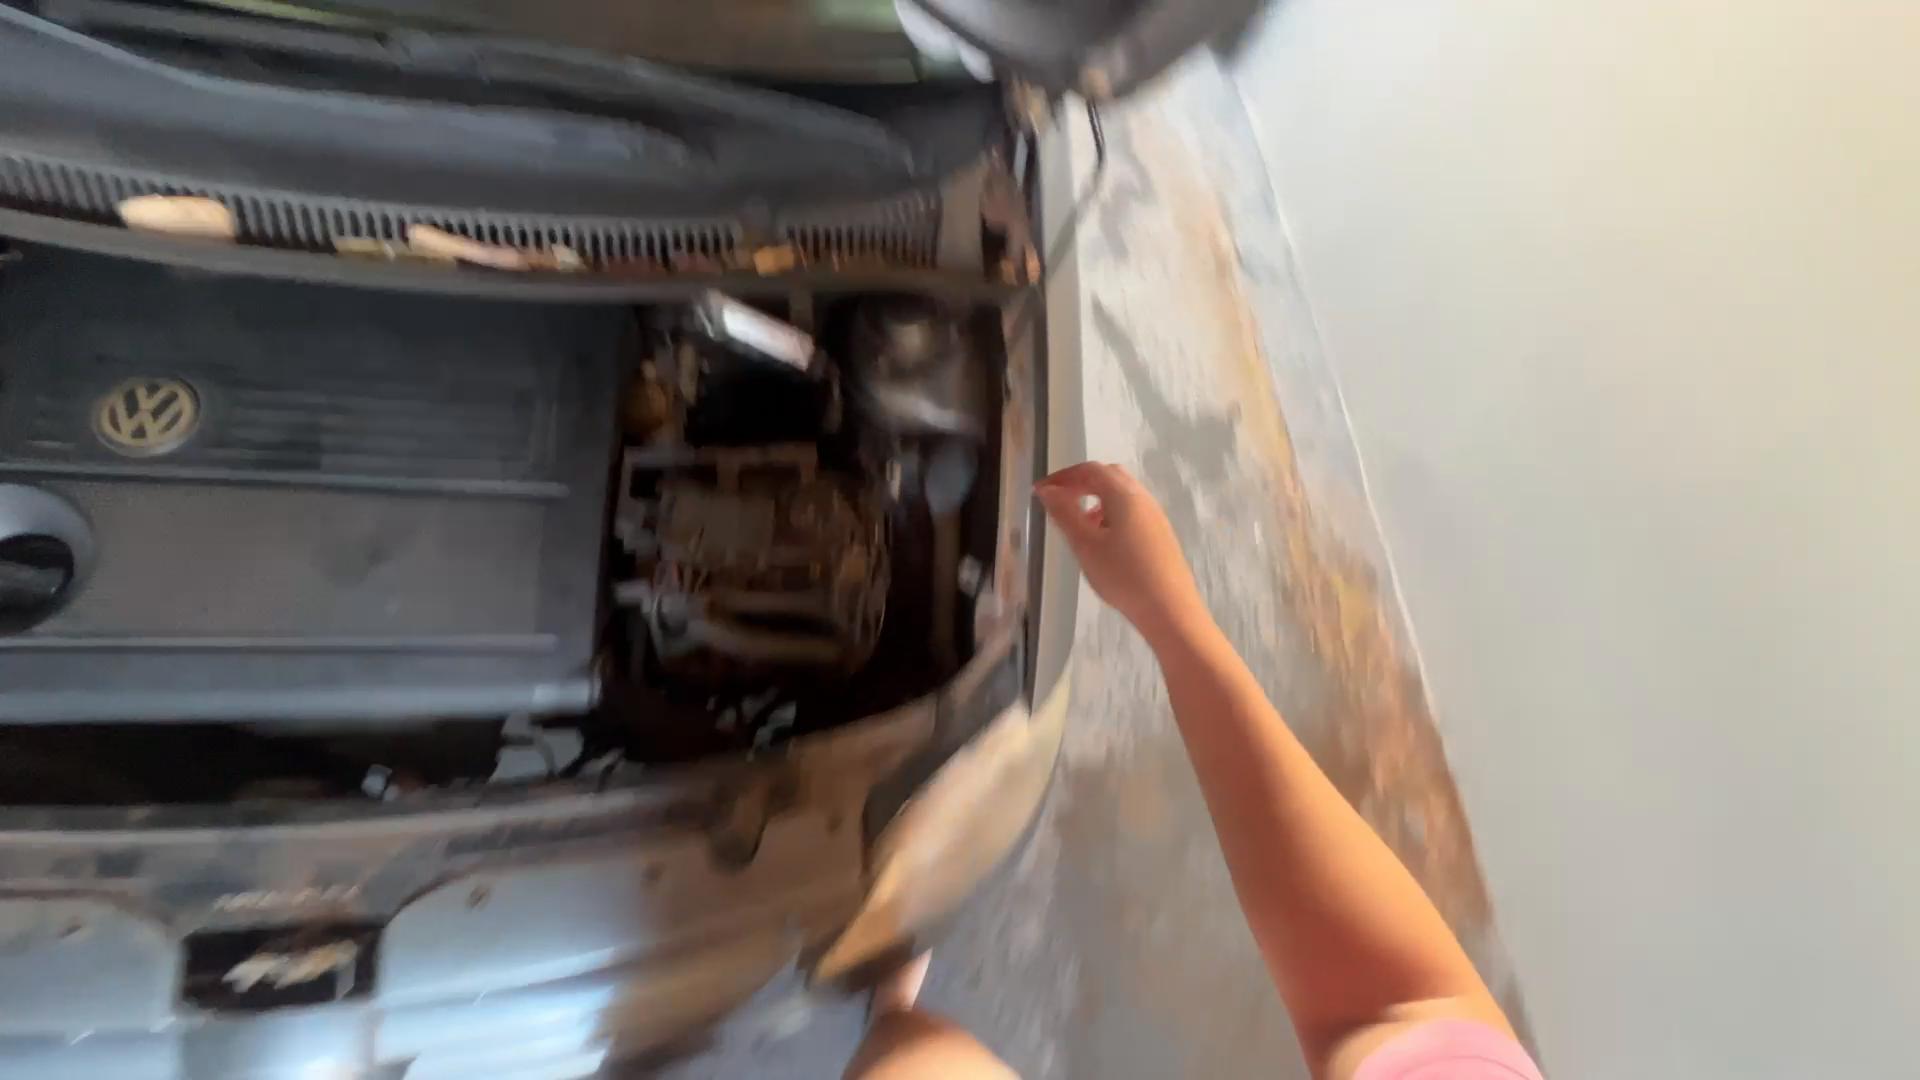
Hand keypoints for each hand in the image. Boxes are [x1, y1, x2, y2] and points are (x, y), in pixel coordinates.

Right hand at [1035, 462, 1208, 643]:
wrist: (1169, 609)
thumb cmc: (1123, 575)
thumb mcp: (1085, 544)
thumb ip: (1064, 513)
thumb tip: (1047, 490)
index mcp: (1123, 494)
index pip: (1089, 470)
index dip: (1062, 476)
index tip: (1040, 491)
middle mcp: (1142, 497)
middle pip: (1108, 476)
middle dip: (1080, 483)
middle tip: (1057, 500)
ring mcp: (1155, 515)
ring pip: (1121, 494)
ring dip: (1095, 498)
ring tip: (1077, 522)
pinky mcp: (1160, 533)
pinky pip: (1131, 510)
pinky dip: (1110, 512)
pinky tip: (1102, 539)